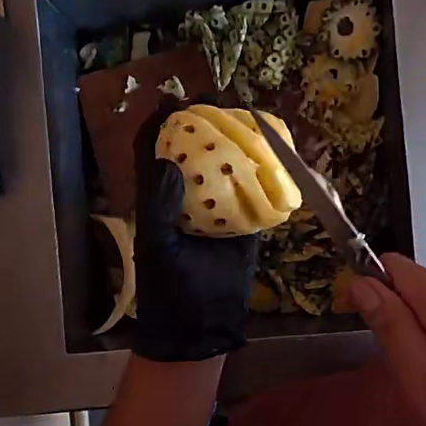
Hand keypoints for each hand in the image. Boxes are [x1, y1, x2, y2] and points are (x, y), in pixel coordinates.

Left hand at [130, 104, 258, 361]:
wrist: (201, 326)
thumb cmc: (170, 290)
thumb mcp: (158, 248)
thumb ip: (159, 207)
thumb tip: (168, 162)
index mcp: (157, 202)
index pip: (152, 154)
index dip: (158, 125)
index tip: (171, 99)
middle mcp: (185, 201)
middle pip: (191, 154)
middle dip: (203, 126)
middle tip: (219, 102)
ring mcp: (215, 212)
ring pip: (223, 170)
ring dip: (233, 145)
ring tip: (248, 120)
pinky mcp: (242, 226)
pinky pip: (251, 195)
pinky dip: (260, 176)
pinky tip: (273, 158)